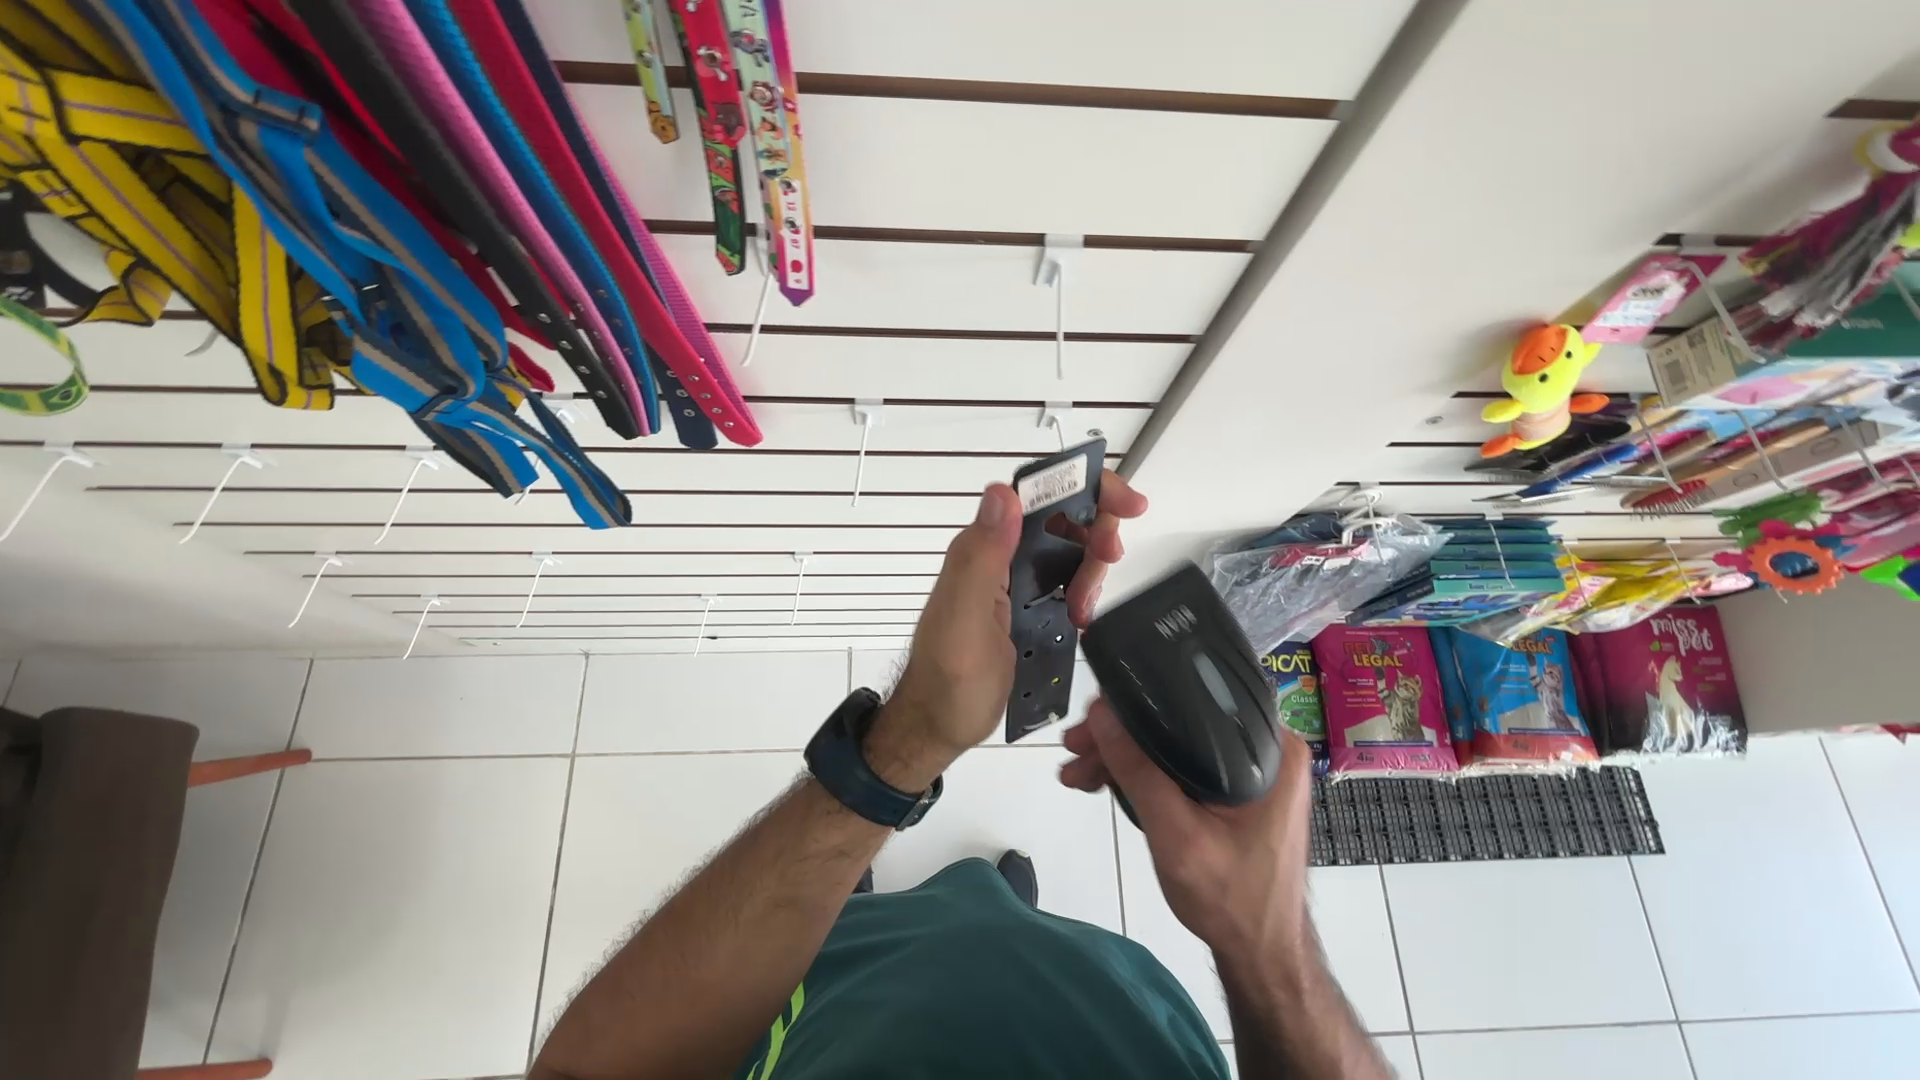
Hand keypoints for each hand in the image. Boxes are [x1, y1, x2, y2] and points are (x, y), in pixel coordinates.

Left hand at [870, 474, 1146, 787]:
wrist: (940, 726)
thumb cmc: (950, 682)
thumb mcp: (965, 621)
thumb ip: (981, 558)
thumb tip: (1003, 492)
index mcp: (982, 548)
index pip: (1036, 493)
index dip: (1086, 486)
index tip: (1129, 506)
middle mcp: (997, 555)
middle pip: (1061, 516)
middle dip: (1095, 531)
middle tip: (1110, 563)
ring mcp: (1012, 581)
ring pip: (1068, 548)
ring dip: (1091, 566)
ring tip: (1085, 608)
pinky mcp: (1025, 606)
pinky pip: (1065, 581)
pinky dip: (1084, 591)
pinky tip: (1082, 616)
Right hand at [1059, 700, 1313, 954]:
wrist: (1260, 956)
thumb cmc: (1232, 900)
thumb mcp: (1177, 835)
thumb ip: (1138, 773)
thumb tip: (1099, 713)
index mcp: (1272, 747)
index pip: (1197, 699)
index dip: (1138, 702)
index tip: (1094, 717)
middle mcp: (1265, 746)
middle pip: (1178, 721)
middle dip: (1120, 736)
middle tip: (1073, 749)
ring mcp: (1249, 767)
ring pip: (1173, 743)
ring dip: (1123, 756)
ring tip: (1076, 775)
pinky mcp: (1233, 787)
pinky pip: (1181, 764)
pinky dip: (1144, 773)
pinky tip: (1102, 783)